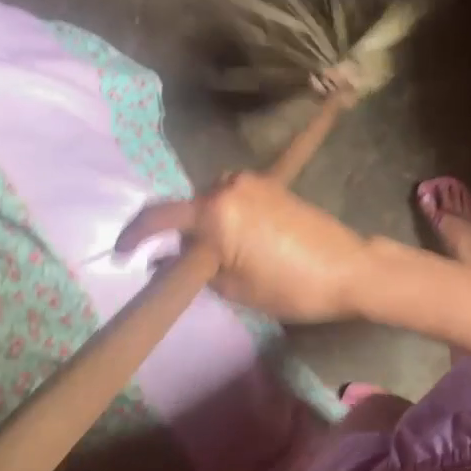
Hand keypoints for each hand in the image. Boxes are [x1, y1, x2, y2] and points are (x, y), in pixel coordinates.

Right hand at [116, 173, 371, 322]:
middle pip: (186, 205)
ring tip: (210, 253)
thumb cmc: (291, 286)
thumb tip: (165, 260)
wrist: (350, 270)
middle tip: (173, 263)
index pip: (158, 217)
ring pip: (210, 199)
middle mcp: (228, 185)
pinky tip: (236, 238)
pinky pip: (234, 195)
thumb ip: (193, 270)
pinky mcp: (272, 185)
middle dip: (176, 231)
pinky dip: (225, 214)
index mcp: (214, 211)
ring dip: (203, 221)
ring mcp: (253, 181)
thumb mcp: (234, 288)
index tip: (121, 253)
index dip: (134, 236)